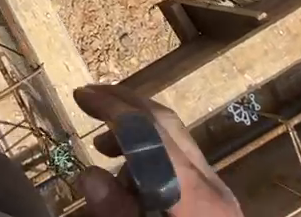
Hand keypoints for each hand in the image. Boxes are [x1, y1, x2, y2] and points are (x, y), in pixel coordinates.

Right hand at [72, 85, 241, 216]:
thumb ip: (116, 214)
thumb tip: (89, 174)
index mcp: (193, 196)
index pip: (148, 131)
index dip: (111, 108)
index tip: (80, 96)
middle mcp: (211, 187)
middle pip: (165, 124)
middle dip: (123, 103)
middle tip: (87, 98)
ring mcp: (220, 197)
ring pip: (176, 140)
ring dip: (136, 128)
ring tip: (102, 146)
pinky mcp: (220, 209)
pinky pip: (183, 163)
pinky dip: (152, 153)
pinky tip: (132, 178)